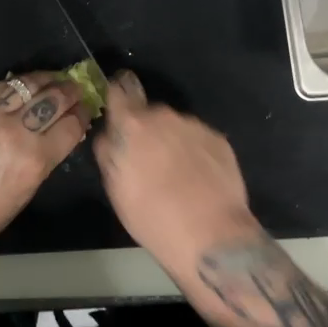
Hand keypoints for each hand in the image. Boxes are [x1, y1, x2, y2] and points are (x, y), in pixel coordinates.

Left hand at [0, 71, 89, 251]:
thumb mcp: (26, 192)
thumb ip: (46, 160)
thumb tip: (62, 136)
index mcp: (36, 159)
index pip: (71, 125)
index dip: (83, 114)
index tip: (87, 110)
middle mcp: (18, 131)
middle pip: (53, 99)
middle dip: (70, 92)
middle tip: (76, 89)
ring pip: (28, 85)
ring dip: (47, 79)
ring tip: (56, 78)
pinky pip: (2, 87)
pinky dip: (19, 82)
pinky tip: (27, 83)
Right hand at [94, 70, 258, 270]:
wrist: (211, 236)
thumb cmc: (152, 217)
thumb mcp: (115, 188)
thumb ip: (108, 152)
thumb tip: (110, 135)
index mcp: (131, 125)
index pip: (118, 89)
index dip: (116, 96)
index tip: (117, 107)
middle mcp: (164, 116)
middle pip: (149, 112)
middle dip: (147, 130)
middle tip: (149, 160)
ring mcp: (194, 126)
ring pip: (175, 126)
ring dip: (172, 141)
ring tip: (178, 175)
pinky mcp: (219, 139)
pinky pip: (198, 139)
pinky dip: (195, 152)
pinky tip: (199, 179)